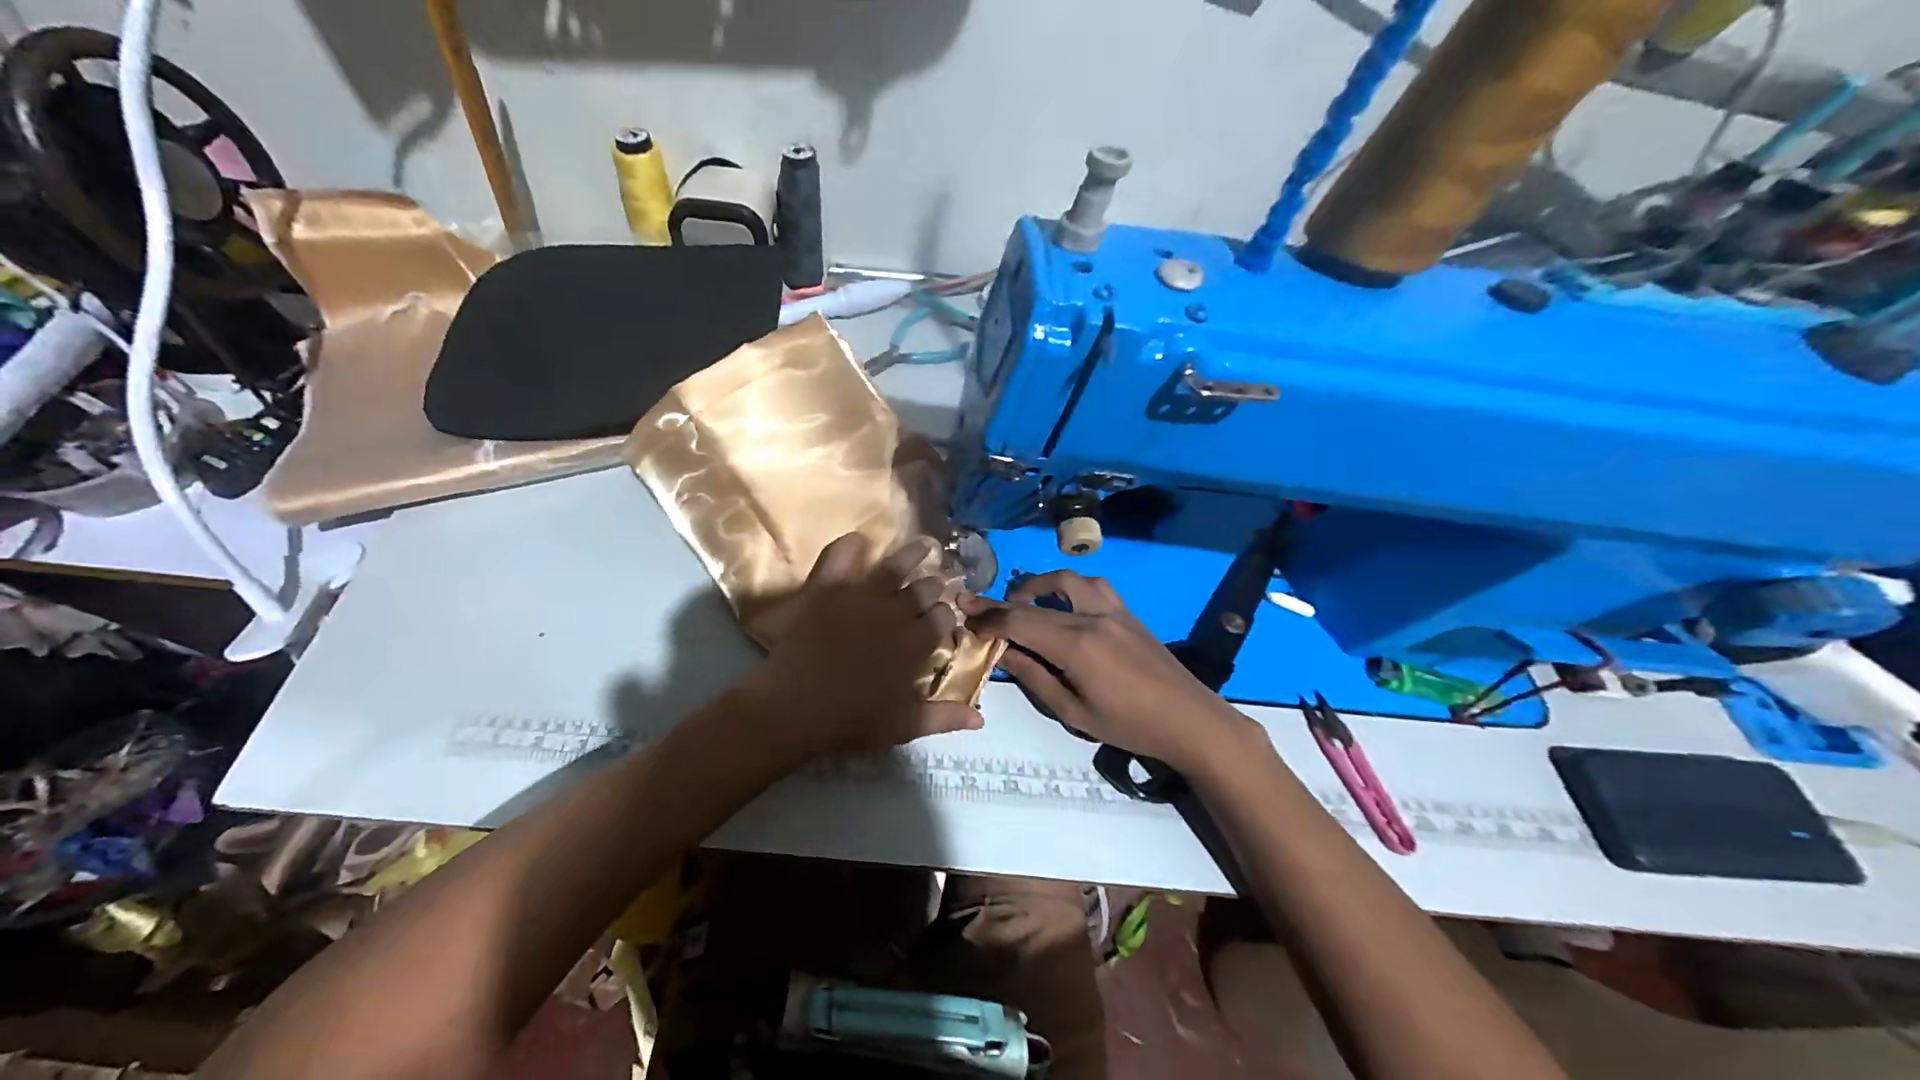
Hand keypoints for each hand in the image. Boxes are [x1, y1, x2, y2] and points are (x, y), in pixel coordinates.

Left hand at [737, 533, 982, 763]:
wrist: (794, 707)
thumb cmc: (851, 720)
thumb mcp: (904, 726)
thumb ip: (944, 717)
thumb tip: (981, 720)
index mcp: (916, 643)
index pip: (943, 618)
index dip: (946, 616)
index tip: (943, 618)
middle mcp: (895, 612)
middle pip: (924, 589)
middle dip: (933, 586)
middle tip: (934, 584)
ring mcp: (861, 596)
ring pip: (894, 566)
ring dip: (912, 554)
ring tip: (923, 545)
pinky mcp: (827, 588)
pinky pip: (841, 556)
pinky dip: (850, 546)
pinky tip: (860, 540)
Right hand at [960, 571, 1252, 772]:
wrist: (1190, 719)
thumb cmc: (1129, 726)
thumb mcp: (1073, 711)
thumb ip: (1035, 677)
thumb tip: (1003, 653)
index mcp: (1076, 645)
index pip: (1019, 621)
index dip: (988, 617)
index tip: (963, 613)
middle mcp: (1092, 617)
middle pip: (1036, 601)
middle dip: (1001, 603)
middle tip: (976, 606)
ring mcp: (1113, 610)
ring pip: (1067, 580)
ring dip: (1039, 585)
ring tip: (1023, 602)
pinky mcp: (1128, 613)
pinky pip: (1093, 586)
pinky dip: (1069, 587)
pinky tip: (1064, 605)